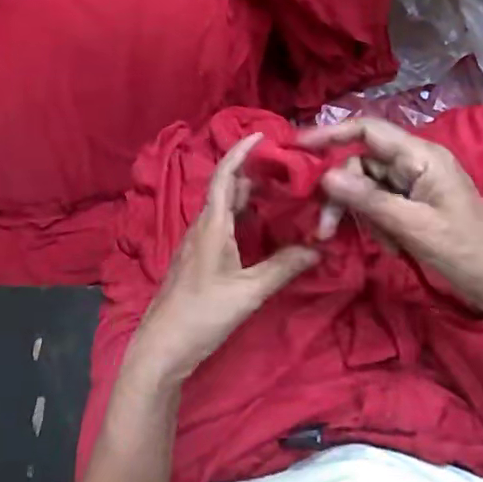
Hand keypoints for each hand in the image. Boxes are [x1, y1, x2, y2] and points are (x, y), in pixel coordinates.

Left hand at [125, 134, 320, 386]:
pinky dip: (242, 215)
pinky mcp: (198, 258)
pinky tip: (259, 224)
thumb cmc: (204, 314)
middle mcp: (203, 227)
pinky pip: (222, 224)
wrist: (162, 347)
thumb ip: (284, 266)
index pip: (226, 176)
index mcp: (213, 225)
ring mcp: (197, 243)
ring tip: (279, 188)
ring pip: (225, 207)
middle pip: (227, 188)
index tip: (263, 134)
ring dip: (248, 194)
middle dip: (253, 171)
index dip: (241, 151)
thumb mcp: (250, 291)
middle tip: (285, 164)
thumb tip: (320, 247)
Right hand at [300, 119, 482, 318]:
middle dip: (343, 194)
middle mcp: (417, 162)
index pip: (368, 130)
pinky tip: (394, 248)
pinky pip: (382, 205)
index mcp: (422, 156)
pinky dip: (378, 225)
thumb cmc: (466, 251)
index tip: (297, 147)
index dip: (330, 133)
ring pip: (368, 187)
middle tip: (328, 229)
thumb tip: (325, 176)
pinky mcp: (416, 204)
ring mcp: (417, 183)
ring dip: (364, 215)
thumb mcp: (414, 227)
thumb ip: (369, 200)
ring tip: (384, 246)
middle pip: (362, 163)